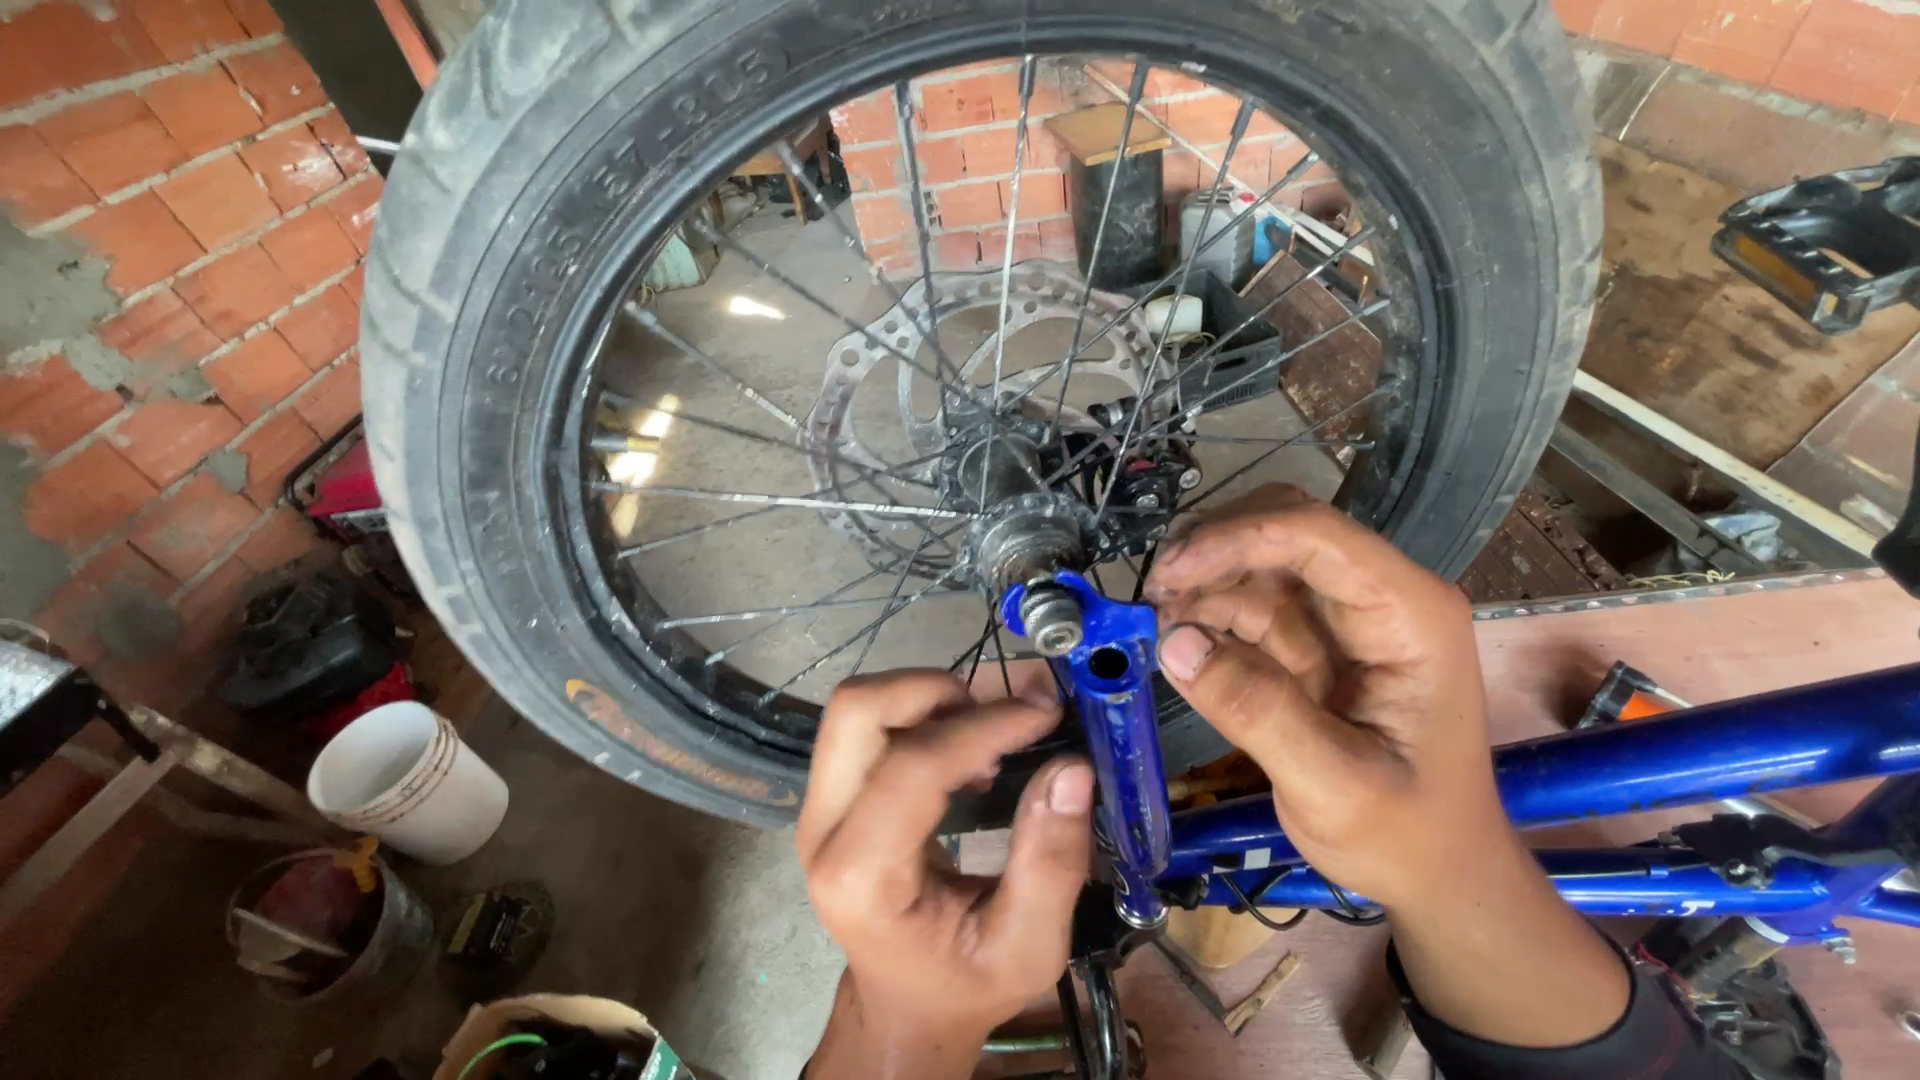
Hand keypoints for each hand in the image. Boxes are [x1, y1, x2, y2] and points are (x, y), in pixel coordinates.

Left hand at [798, 671, 1094, 1079]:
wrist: (905, 1005)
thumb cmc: (962, 985)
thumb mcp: (1028, 949)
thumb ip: (1051, 864)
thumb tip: (1071, 768)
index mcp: (863, 877)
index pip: (912, 765)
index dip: (983, 727)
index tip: (1045, 714)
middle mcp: (823, 829)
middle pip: (857, 710)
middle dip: (935, 689)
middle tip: (1002, 715)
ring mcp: (820, 806)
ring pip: (857, 706)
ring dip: (929, 696)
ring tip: (990, 733)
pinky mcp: (833, 793)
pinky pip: (868, 723)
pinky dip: (921, 712)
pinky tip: (968, 751)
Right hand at [1145, 484, 1504, 906]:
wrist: (1435, 872)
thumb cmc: (1408, 836)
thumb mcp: (1335, 787)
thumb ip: (1258, 713)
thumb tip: (1175, 643)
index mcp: (1408, 615)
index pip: (1317, 535)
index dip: (1236, 539)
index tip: (1170, 575)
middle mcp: (1375, 598)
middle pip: (1284, 528)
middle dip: (1214, 547)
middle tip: (1156, 592)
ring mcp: (1340, 617)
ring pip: (1258, 558)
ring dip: (1202, 579)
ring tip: (1156, 623)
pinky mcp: (1308, 642)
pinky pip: (1247, 603)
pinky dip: (1205, 612)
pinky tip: (1177, 639)